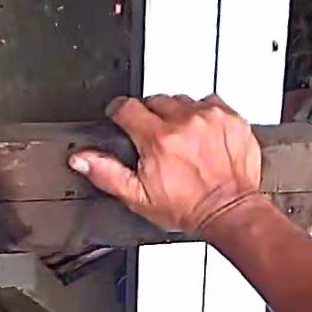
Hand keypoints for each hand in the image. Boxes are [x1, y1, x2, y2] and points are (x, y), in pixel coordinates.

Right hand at [68, 94, 270, 237]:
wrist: (228, 211)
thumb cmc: (187, 207)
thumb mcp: (138, 197)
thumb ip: (106, 173)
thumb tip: (81, 158)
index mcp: (157, 139)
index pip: (127, 107)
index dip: (120, 112)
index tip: (122, 118)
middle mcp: (184, 122)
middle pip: (155, 101)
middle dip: (151, 117)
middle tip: (156, 141)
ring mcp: (210, 118)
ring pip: (182, 101)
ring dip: (177, 116)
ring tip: (180, 141)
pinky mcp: (231, 118)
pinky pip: (210, 104)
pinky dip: (203, 117)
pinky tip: (201, 137)